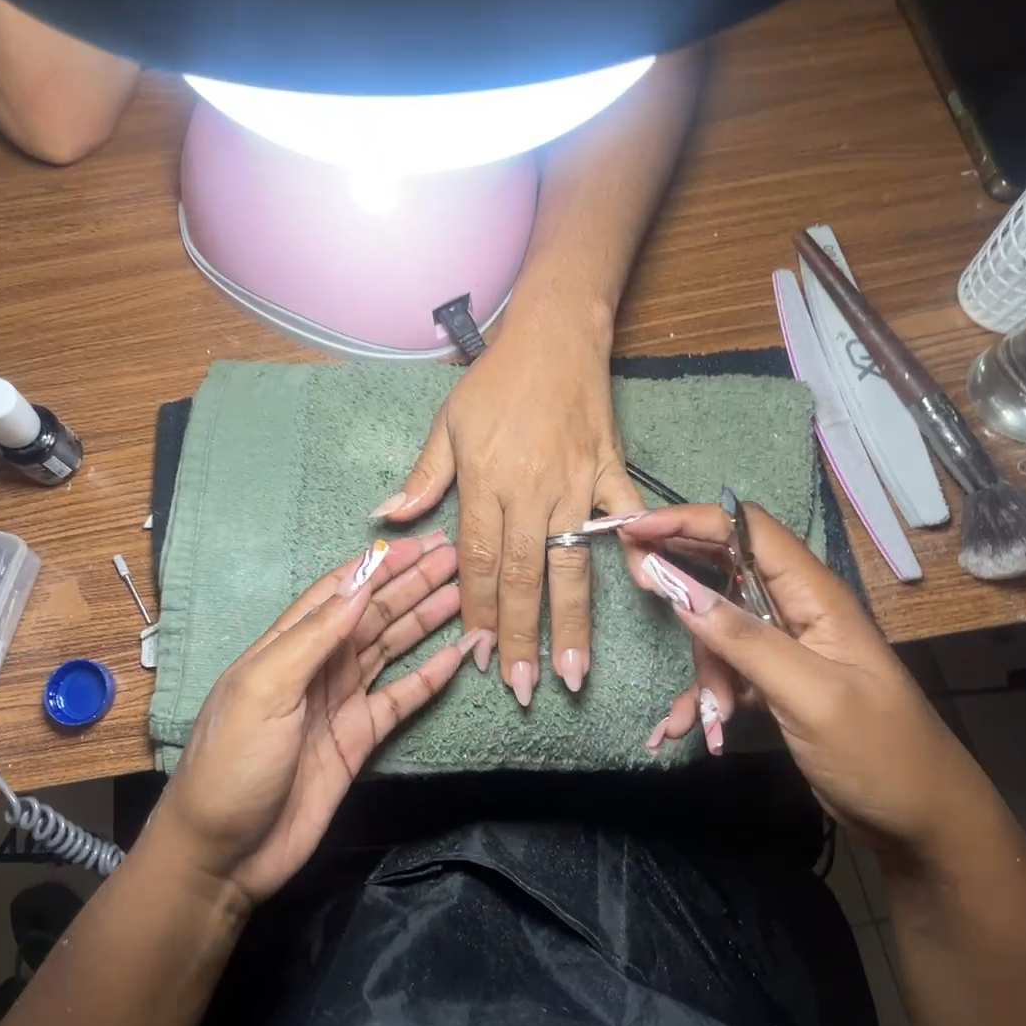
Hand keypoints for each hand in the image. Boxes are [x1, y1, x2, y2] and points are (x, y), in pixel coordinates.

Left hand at [150, 533, 479, 903]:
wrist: (225, 852)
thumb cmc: (234, 762)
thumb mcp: (264, 689)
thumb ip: (313, 637)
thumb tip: (360, 582)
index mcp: (288, 645)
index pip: (340, 591)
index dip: (379, 565)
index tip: (419, 543)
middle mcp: (318, 665)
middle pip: (373, 613)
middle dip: (412, 584)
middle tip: (455, 557)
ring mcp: (341, 701)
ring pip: (391, 647)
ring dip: (425, 619)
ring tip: (465, 594)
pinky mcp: (359, 738)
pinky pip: (402, 698)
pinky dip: (431, 677)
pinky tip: (458, 655)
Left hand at [371, 326, 639, 706]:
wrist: (554, 336)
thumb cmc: (494, 384)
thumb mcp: (447, 426)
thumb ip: (423, 478)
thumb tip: (386, 519)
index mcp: (486, 484)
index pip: (479, 561)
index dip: (479, 611)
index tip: (481, 656)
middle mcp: (530, 493)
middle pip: (523, 575)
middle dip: (522, 636)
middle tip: (523, 689)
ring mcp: (576, 486)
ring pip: (570, 563)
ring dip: (570, 621)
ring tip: (571, 672)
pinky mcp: (610, 473)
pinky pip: (624, 519)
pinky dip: (633, 553)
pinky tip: (640, 595)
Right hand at [613, 505, 1002, 860]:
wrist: (924, 826)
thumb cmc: (881, 754)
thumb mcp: (810, 695)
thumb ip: (743, 639)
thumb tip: (674, 587)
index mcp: (816, 596)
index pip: (747, 531)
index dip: (689, 519)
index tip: (633, 527)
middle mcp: (798, 610)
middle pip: (724, 568)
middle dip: (677, 576)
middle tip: (634, 579)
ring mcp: (785, 646)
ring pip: (717, 628)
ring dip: (703, 669)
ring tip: (711, 714)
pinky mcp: (775, 681)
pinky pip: (724, 671)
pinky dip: (705, 695)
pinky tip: (690, 727)